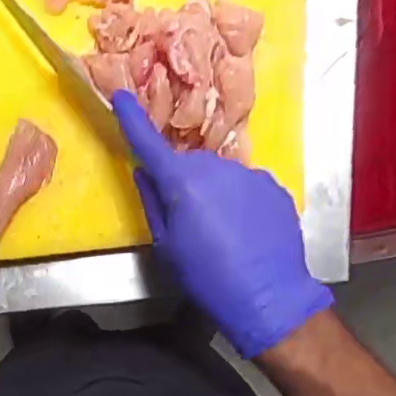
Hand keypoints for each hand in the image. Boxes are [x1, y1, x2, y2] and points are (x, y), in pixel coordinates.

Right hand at [112, 92, 332, 357]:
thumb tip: (144, 173)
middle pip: (190, 164)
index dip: (132, 122)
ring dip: (212, 193)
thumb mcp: (168, 247)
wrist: (268, 295)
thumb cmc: (207, 277)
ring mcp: (250, 175)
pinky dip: (238, 202)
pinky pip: (245, 187)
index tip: (121, 100)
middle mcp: (217, 168)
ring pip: (220, 175)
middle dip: (183, 182)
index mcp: (184, 183)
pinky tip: (242, 232)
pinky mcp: (274, 187)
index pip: (150, 145)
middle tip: (185, 221)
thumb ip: (152, 204)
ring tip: (218, 233)